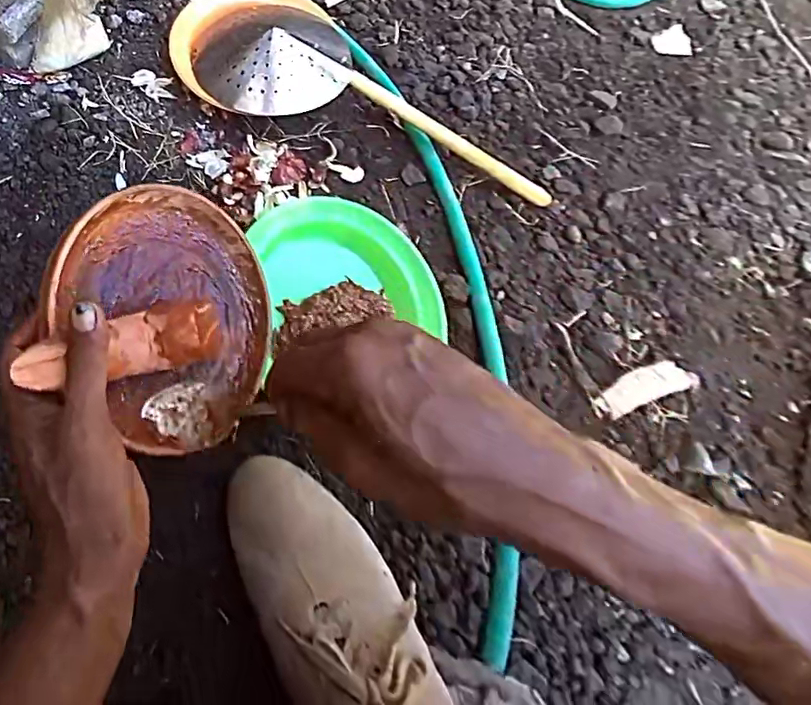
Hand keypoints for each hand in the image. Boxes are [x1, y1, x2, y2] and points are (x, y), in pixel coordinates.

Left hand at [0, 303, 149, 605]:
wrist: (101, 557)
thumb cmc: (82, 492)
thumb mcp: (82, 422)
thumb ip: (83, 364)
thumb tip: (84, 310)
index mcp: (25, 404)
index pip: (18, 350)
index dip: (35, 321)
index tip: (66, 296)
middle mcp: (43, 410)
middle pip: (52, 359)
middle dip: (74, 332)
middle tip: (107, 304)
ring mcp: (70, 425)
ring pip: (79, 376)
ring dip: (98, 353)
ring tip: (129, 324)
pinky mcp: (96, 439)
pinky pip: (101, 396)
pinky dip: (115, 377)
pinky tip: (142, 364)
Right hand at [265, 317, 578, 536]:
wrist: (532, 471)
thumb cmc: (446, 481)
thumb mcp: (365, 470)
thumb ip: (315, 428)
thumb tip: (289, 406)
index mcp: (349, 361)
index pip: (287, 365)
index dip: (278, 393)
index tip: (285, 417)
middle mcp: (369, 332)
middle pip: (309, 344)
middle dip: (303, 377)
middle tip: (314, 419)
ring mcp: (400, 329)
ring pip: (339, 341)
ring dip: (331, 369)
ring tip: (350, 413)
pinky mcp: (423, 335)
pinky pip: (370, 342)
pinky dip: (359, 363)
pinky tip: (380, 399)